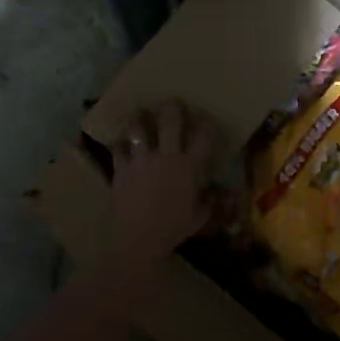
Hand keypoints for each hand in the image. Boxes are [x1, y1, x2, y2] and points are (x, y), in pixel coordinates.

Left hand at [109, 101, 218, 264]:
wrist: (137, 238)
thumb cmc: (173, 229)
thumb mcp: (199, 217)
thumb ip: (211, 201)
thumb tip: (221, 193)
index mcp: (189, 167)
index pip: (203, 136)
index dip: (207, 125)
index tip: (207, 121)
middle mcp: (166, 155)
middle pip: (170, 120)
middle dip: (173, 107)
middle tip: (173, 102)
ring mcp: (141, 159)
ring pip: (139, 127)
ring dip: (140, 117)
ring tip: (141, 113)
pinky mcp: (121, 167)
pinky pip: (118, 147)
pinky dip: (119, 142)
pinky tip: (120, 141)